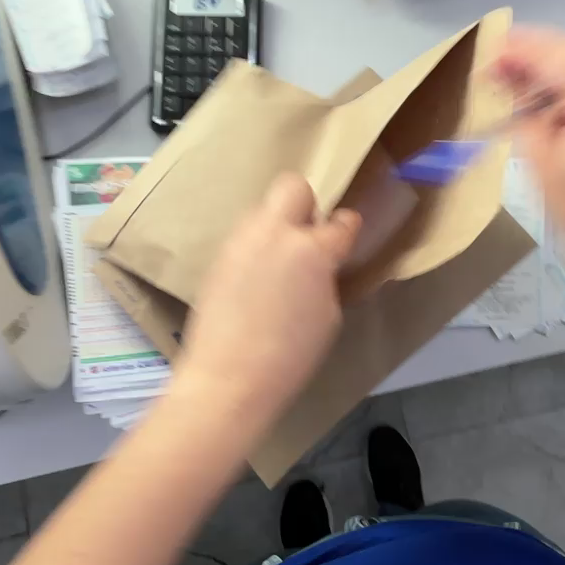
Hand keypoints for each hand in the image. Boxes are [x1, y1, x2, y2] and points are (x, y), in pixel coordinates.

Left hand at [174, 174, 360, 428]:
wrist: (229, 377)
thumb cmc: (290, 357)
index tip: (344, 237)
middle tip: (307, 238)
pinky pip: (244, 238)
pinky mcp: (218, 257)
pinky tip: (255, 282)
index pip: (341, 221)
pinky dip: (254, 249)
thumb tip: (321, 266)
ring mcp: (241, 241)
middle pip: (293, 187)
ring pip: (263, 211)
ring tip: (277, 265)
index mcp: (313, 251)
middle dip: (305, 205)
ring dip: (276, 228)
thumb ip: (325, 277)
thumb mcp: (328, 316)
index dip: (346, 229)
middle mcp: (275, 234)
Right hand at [495, 27, 564, 284]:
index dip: (520, 50)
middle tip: (498, 64)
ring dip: (556, 59)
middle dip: (537, 49)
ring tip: (519, 76)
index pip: (559, 55)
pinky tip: (549, 90)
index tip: (486, 52)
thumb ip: (524, 109)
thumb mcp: (541, 158)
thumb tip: (506, 77)